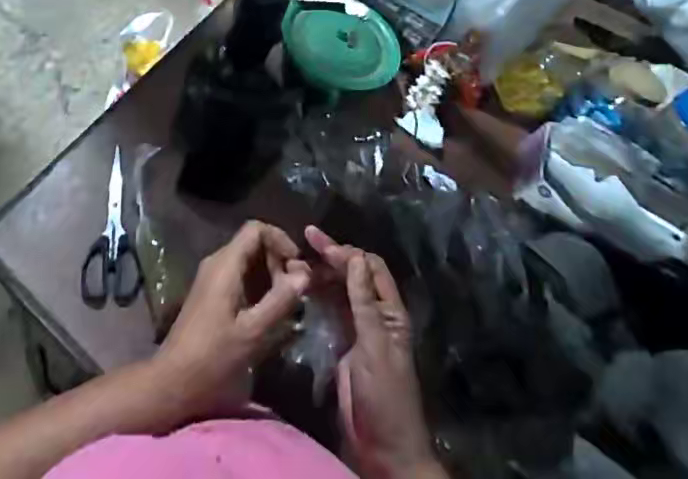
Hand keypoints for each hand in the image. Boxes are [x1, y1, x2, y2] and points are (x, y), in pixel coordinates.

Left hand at [149, 221, 311, 421]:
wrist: (173, 381)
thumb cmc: (213, 356)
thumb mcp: (253, 331)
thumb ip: (280, 300)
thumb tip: (304, 275)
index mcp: (225, 264)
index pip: (256, 229)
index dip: (281, 240)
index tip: (298, 268)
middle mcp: (218, 263)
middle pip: (254, 244)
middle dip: (279, 261)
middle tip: (297, 291)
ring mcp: (213, 278)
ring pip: (249, 261)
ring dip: (271, 276)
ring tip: (288, 303)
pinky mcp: (212, 294)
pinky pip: (241, 277)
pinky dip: (260, 287)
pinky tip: (271, 312)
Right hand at [306, 226, 440, 478]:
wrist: (383, 447)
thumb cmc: (385, 396)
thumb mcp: (374, 346)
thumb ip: (363, 302)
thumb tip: (355, 257)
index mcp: (390, 312)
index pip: (370, 268)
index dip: (347, 253)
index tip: (318, 243)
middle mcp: (376, 314)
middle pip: (354, 274)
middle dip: (332, 255)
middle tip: (304, 240)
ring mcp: (359, 329)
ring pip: (341, 289)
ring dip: (323, 272)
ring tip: (297, 260)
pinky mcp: (344, 344)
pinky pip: (332, 309)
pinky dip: (319, 294)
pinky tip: (303, 285)